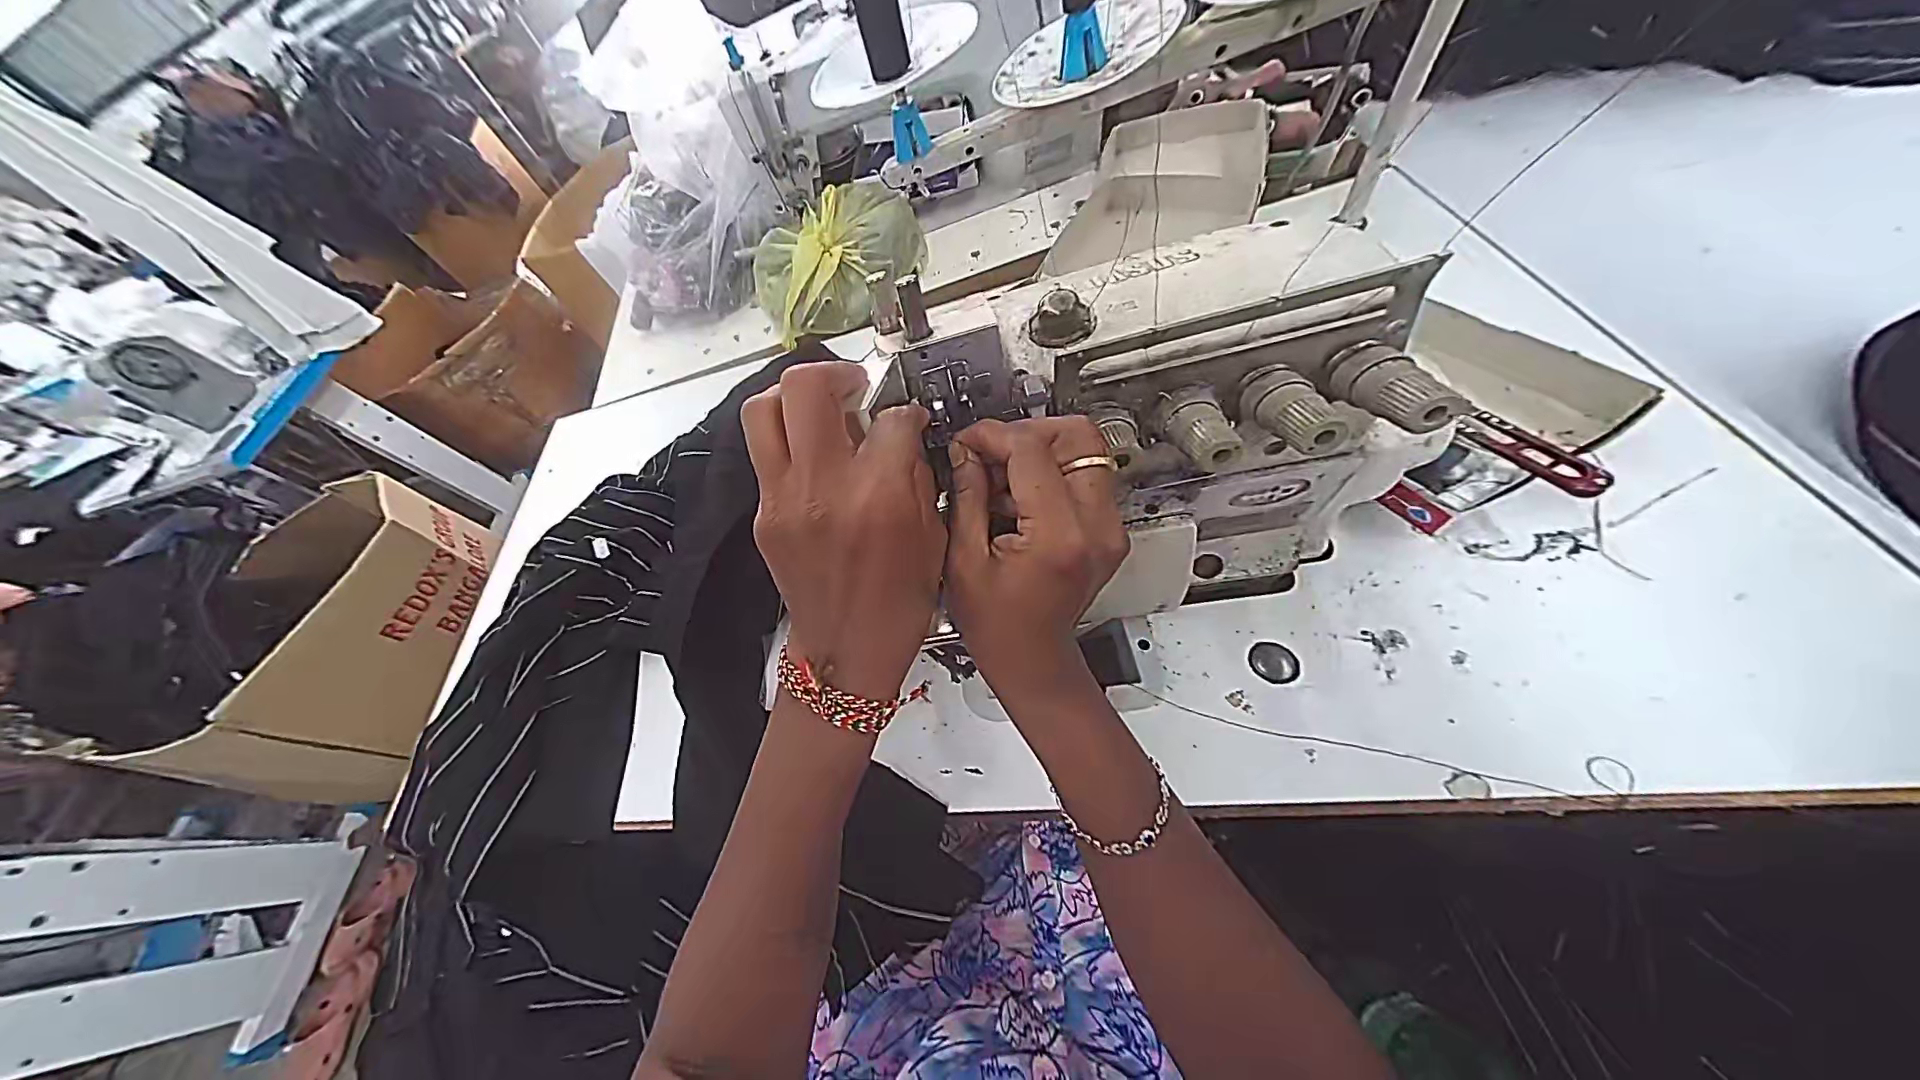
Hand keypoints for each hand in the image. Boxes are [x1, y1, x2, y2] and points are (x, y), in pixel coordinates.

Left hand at [743, 362, 944, 702]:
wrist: (847, 649)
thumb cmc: (896, 604)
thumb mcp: (932, 536)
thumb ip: (916, 474)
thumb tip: (904, 433)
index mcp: (878, 494)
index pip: (890, 417)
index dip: (905, 411)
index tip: (907, 417)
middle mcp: (824, 487)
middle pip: (807, 387)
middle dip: (836, 373)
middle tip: (854, 387)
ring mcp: (784, 499)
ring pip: (765, 409)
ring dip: (796, 397)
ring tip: (823, 410)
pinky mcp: (764, 514)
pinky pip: (766, 453)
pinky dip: (790, 441)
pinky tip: (815, 458)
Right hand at [945, 417, 1129, 700]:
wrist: (1031, 656)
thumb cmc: (999, 626)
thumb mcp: (964, 559)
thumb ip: (967, 495)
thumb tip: (966, 452)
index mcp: (1059, 536)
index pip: (1032, 450)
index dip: (993, 435)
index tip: (969, 442)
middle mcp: (1096, 528)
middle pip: (1077, 436)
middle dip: (1027, 433)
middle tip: (992, 454)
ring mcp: (1109, 529)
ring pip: (1086, 450)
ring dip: (1040, 452)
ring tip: (1003, 482)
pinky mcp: (1109, 530)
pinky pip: (1086, 476)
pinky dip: (1051, 473)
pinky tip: (1019, 498)